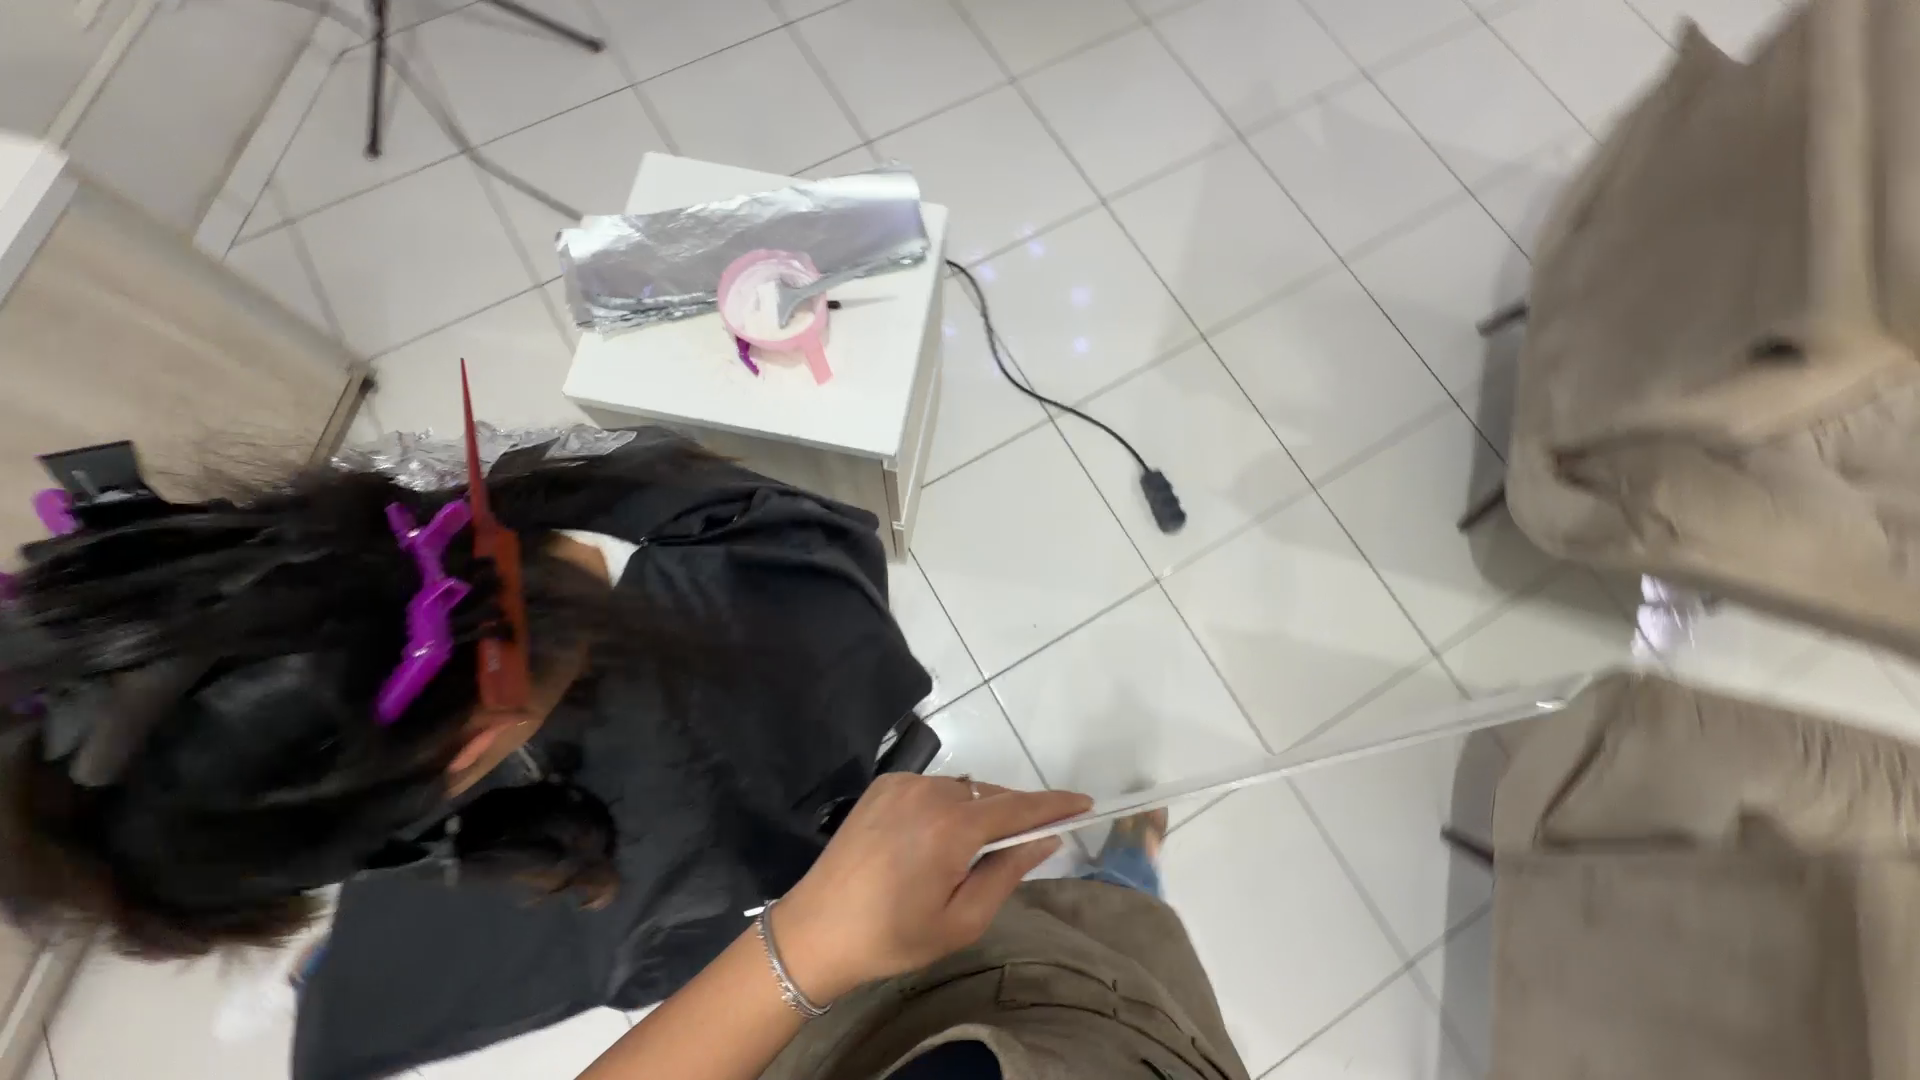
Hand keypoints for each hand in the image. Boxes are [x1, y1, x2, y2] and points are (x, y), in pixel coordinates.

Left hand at [770, 774, 1090, 1003]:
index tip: (1084, 803)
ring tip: (963, 854)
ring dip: (975, 812)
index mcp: (952, 826)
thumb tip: (1044, 839)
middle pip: (989, 795)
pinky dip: (944, 807)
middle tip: (1019, 849)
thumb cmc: (894, 934)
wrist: (817, 929)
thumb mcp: (962, 920)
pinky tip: (929, 840)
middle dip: (1010, 816)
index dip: (1054, 804)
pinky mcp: (883, 784)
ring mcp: (902, 783)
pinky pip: (931, 789)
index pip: (1018, 807)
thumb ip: (1007, 873)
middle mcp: (930, 790)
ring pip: (960, 790)